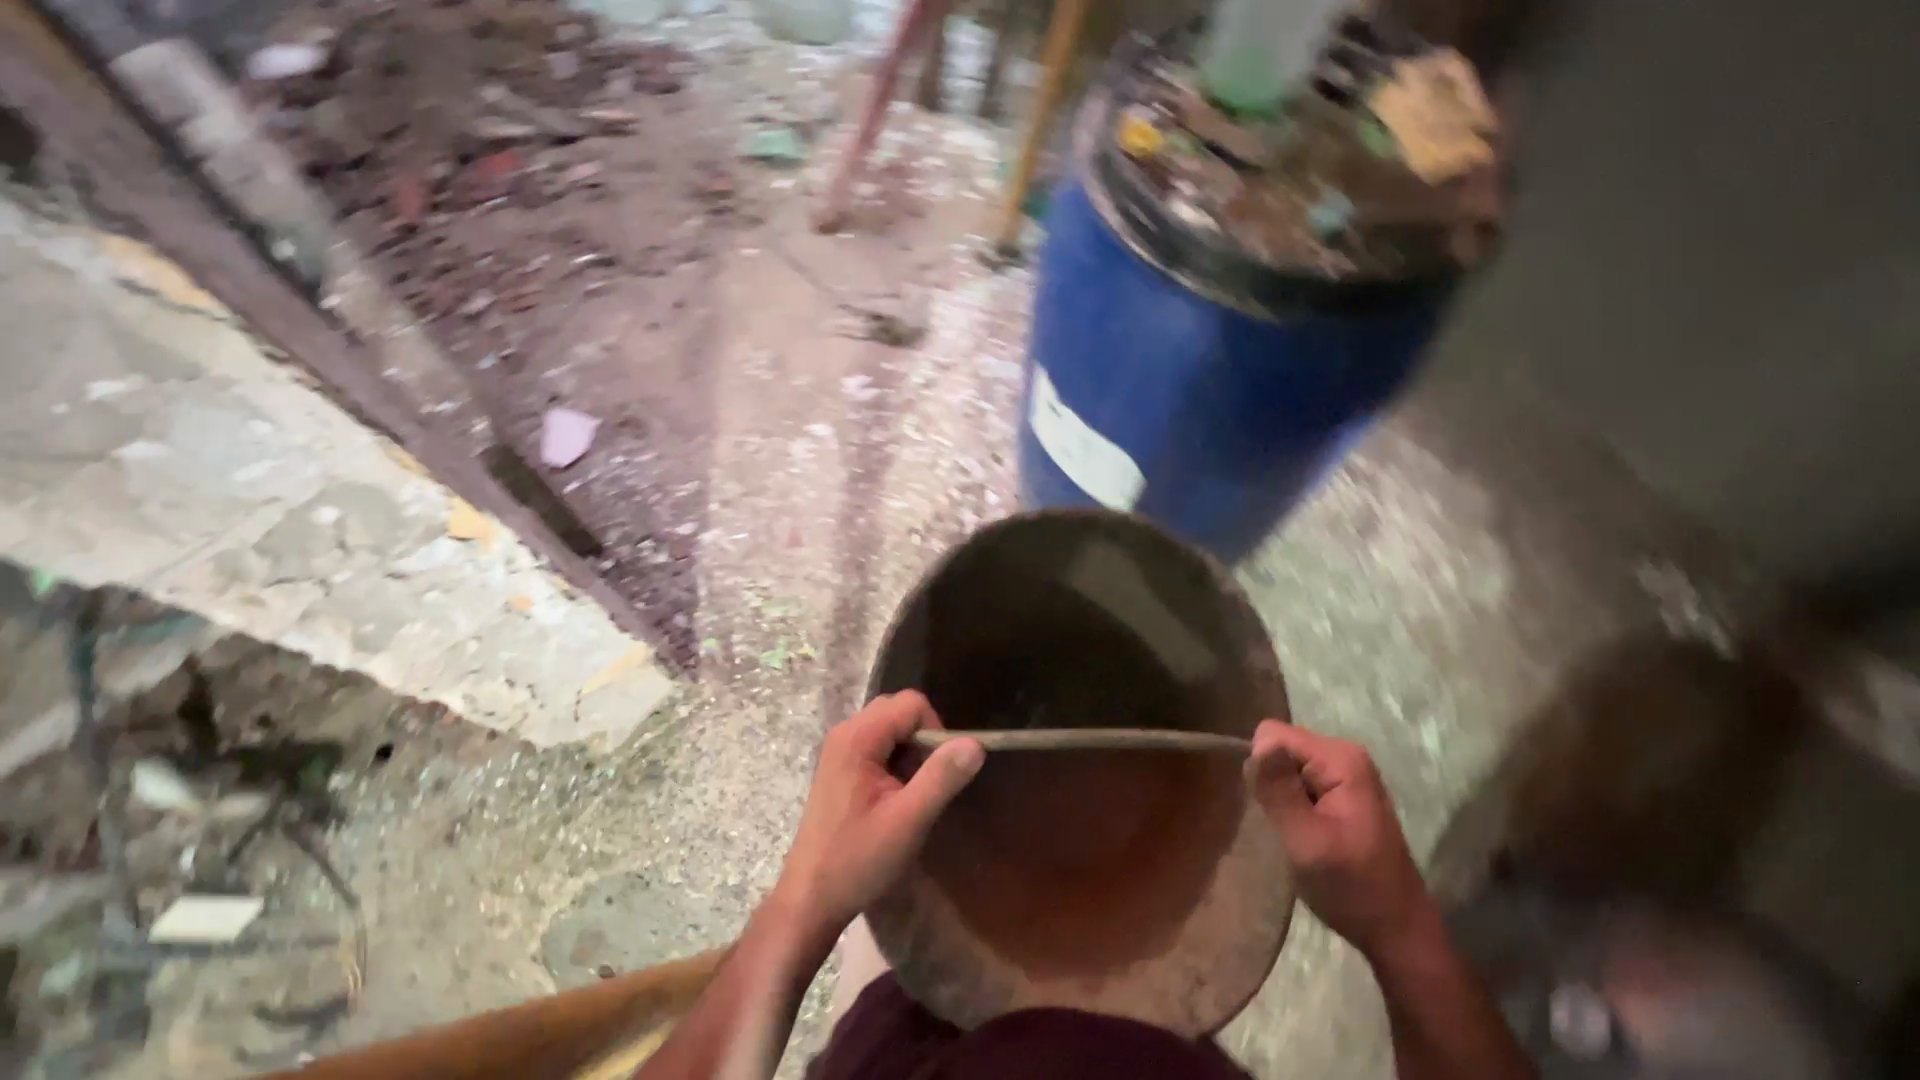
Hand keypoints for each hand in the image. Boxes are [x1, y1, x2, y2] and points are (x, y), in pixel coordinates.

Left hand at [774, 691, 984, 935]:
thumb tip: (975, 743)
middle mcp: (845, 734)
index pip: (912, 704)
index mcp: (857, 738)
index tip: (937, 774)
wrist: (812, 897)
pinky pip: (878, 746)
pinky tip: (893, 800)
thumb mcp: (909, 820)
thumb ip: (942, 777)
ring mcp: (839, 750)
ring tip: (909, 796)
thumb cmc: (859, 860)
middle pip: (899, 711)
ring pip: (890, 729)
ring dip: (910, 754)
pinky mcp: (840, 768)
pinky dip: (896, 764)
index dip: (935, 731)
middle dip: (923, 740)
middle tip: (924, 785)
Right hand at [1245, 721, 1440, 960]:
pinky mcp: (1343, 793)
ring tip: (1295, 834)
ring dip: (1281, 797)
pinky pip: (1299, 781)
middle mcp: (1345, 755)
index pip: (1271, 734)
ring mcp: (1346, 774)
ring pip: (1286, 765)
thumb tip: (1257, 744)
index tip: (1277, 812)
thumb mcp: (1307, 842)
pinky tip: (1304, 835)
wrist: (1398, 931)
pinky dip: (1293, 806)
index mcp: (1340, 758)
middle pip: (1280, 746)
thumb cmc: (1352, 889)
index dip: (1264, 771)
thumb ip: (1280, 791)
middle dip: (1272, 783)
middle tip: (1288, 827)